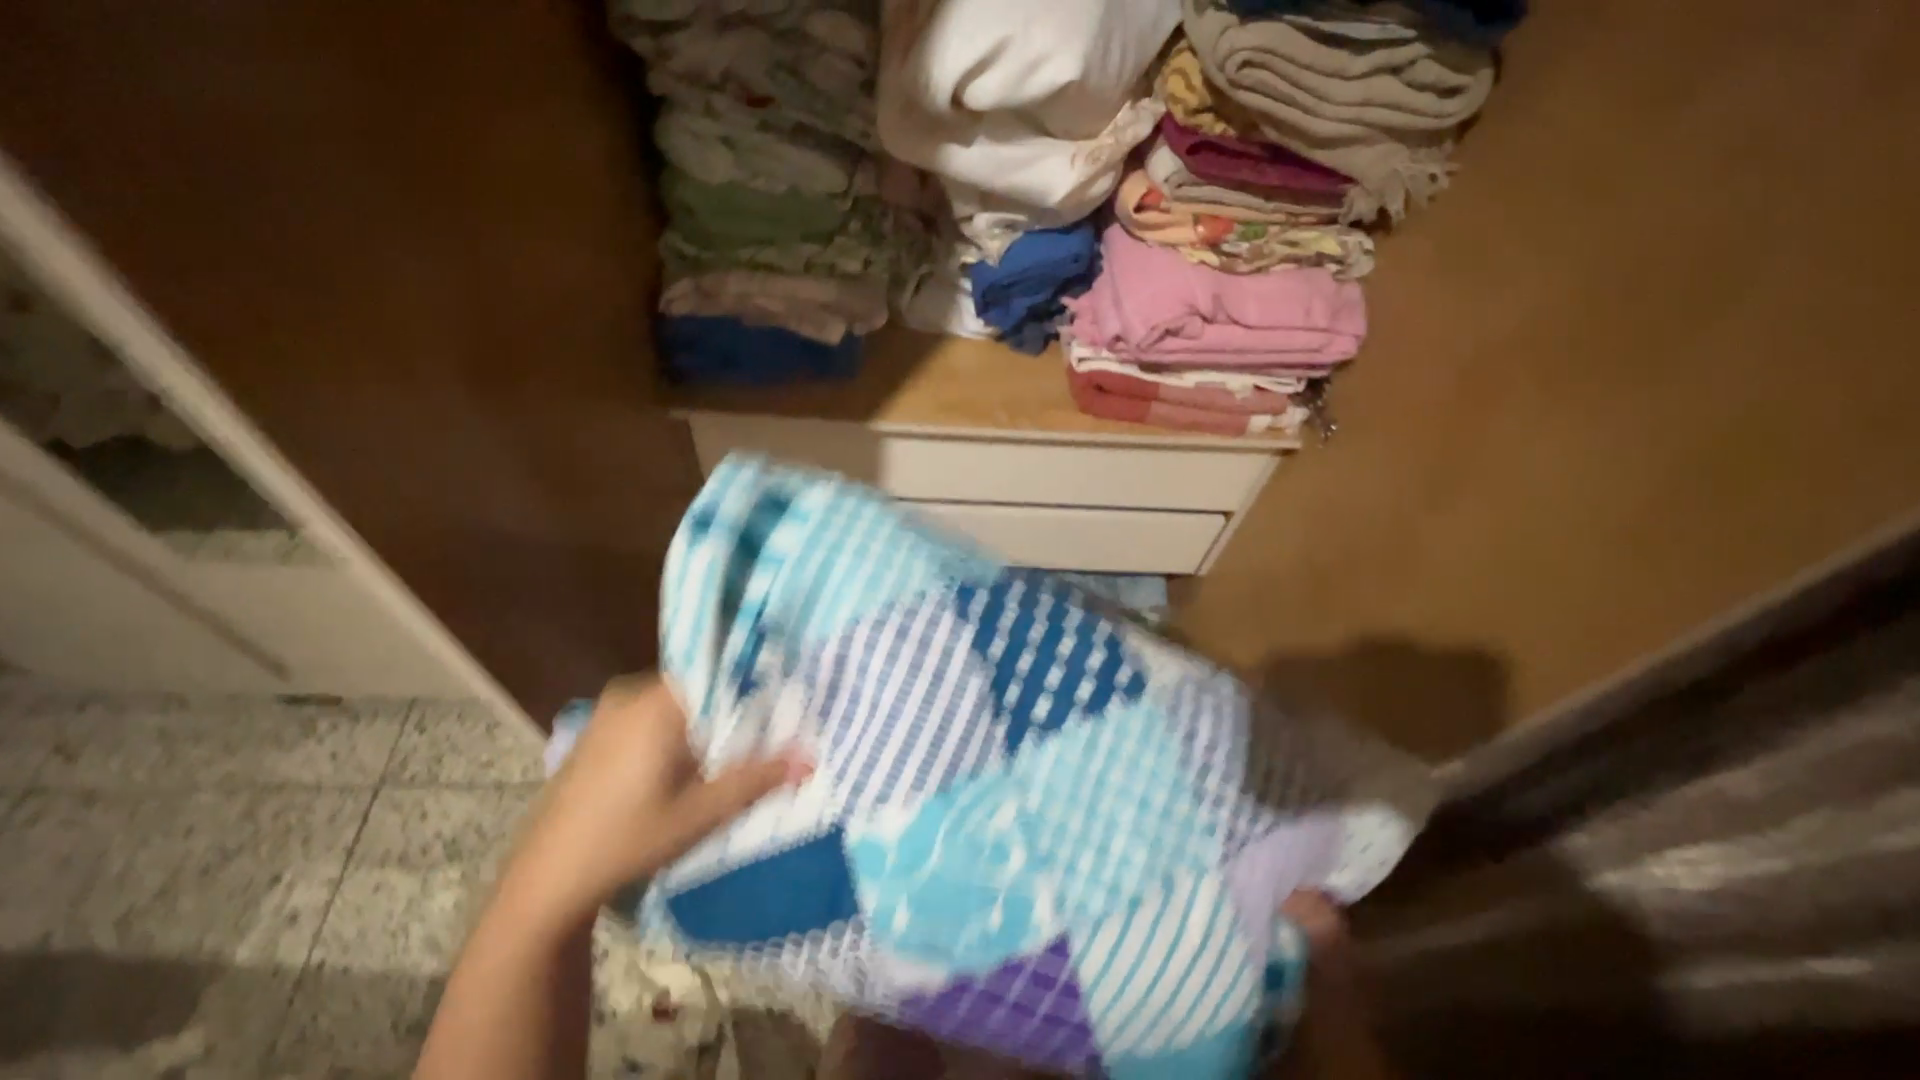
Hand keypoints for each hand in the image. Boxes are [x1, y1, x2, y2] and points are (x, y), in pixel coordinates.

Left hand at [495, 673, 811, 931]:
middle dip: (731, 714)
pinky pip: (648, 721)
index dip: (754, 688)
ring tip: (730, 760)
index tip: (785, 707)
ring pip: (674, 708)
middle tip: (764, 740)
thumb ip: (757, 779)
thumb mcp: (701, 813)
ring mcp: (606, 715)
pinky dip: (674, 738)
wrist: (546, 879)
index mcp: (656, 704)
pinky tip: (685, 773)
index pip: (719, 673)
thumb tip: (812, 757)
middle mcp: (629, 696)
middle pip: (699, 691)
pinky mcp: (594, 736)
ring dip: (702, 730)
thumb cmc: (628, 840)